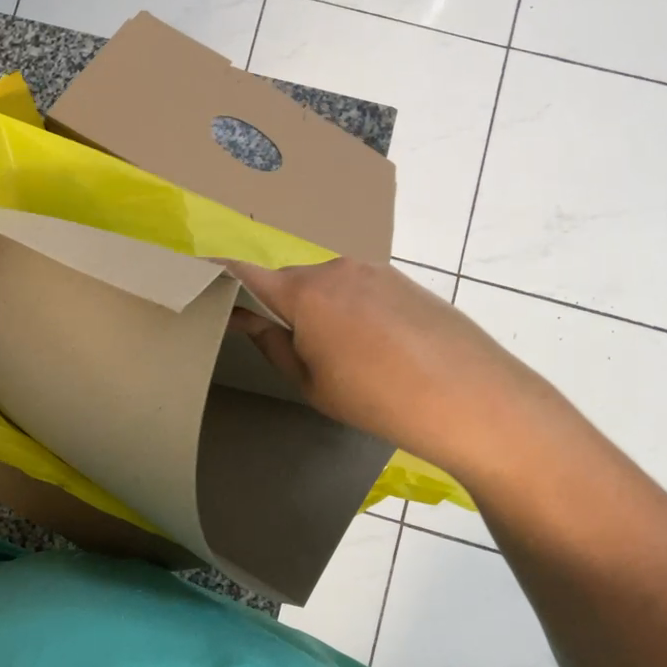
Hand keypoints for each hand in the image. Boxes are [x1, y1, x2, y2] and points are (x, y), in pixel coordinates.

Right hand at [225, 258, 576, 481]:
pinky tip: (368, 345)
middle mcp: (334, 268)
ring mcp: (373, 270)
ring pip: (323, 284)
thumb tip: (241, 317)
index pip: (241, 270)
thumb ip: (270, 342)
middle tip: (275, 341)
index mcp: (302, 292)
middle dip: (272, 302)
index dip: (213, 272)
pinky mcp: (402, 280)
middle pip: (286, 279)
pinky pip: (356, 287)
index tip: (193, 278)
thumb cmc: (377, 399)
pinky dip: (346, 308)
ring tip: (332, 351)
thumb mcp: (310, 381)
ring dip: (313, 307)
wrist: (474, 399)